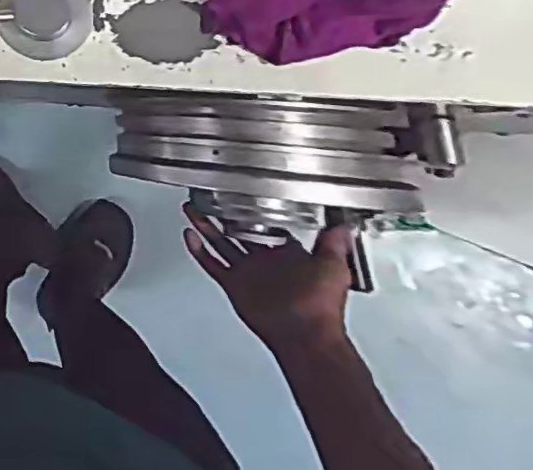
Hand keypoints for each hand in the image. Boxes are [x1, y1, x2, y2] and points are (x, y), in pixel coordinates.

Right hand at [183, 204, 353, 349]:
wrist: (305, 334)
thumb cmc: (321, 306)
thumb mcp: (332, 267)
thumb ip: (333, 244)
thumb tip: (343, 225)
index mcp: (285, 256)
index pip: (270, 228)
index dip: (259, 212)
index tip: (247, 197)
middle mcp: (264, 262)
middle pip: (238, 232)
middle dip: (224, 215)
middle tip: (210, 199)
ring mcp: (247, 272)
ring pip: (219, 242)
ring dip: (204, 226)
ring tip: (191, 209)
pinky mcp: (233, 284)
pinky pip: (210, 263)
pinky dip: (197, 250)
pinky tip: (189, 235)